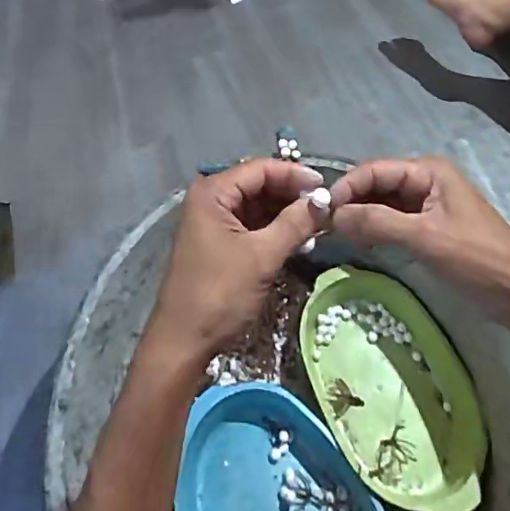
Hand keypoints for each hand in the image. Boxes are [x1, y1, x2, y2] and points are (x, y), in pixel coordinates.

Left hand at [145, 159, 323, 356]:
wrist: (184, 341)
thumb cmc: (220, 293)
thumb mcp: (262, 256)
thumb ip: (294, 224)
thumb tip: (325, 201)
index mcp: (212, 193)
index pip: (259, 169)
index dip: (294, 174)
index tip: (325, 187)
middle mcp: (210, 199)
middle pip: (258, 185)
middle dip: (291, 195)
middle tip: (325, 207)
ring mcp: (213, 221)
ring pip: (257, 206)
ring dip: (286, 213)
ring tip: (319, 224)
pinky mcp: (218, 242)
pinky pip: (251, 225)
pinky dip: (274, 229)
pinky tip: (300, 238)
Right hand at [327, 158, 509, 317]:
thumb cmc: (477, 259)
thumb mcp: (424, 238)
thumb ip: (377, 222)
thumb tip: (333, 215)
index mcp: (428, 172)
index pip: (375, 170)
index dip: (347, 187)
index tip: (320, 209)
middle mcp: (426, 181)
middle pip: (377, 185)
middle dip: (351, 202)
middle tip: (323, 225)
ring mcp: (428, 205)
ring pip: (382, 204)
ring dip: (361, 217)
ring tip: (337, 236)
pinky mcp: (429, 227)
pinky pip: (392, 221)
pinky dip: (375, 230)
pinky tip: (362, 243)